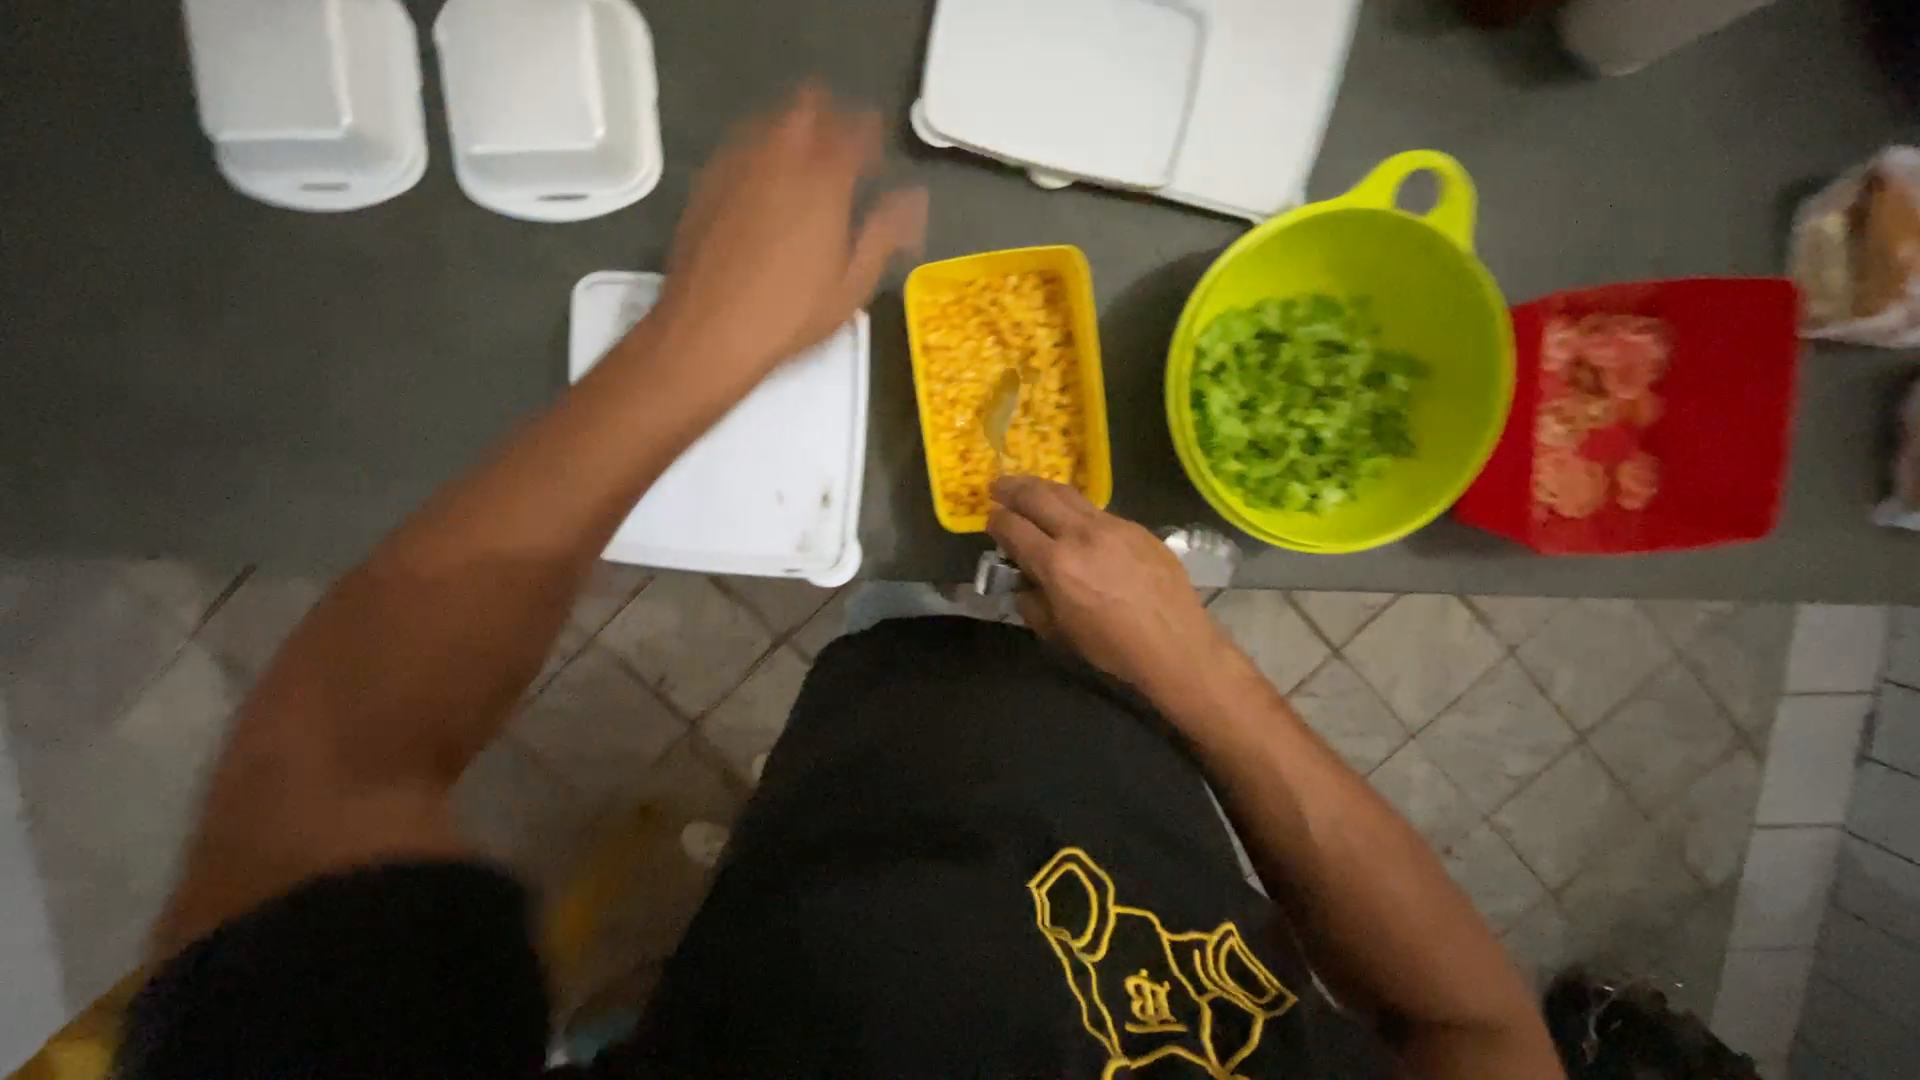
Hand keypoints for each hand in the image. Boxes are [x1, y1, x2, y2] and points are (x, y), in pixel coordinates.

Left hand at [652, 81, 927, 389]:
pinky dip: (760, 150)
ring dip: (793, 129)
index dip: (872, 135)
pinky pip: (741, 144)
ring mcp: (739, 164)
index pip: (857, 129)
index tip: (878, 157)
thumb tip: (915, 197)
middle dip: (830, 118)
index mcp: (826, 179)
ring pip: (771, 119)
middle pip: (809, 106)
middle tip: (842, 149)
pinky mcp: (709, 181)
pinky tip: (765, 183)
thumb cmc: (792, 313)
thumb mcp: (853, 283)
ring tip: (805, 162)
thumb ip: (886, 231)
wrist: (711, 328)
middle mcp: (781, 156)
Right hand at [988, 475, 1234, 700]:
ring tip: (1028, 488)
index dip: (995, 522)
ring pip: (1069, 494)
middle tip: (996, 486)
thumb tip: (1024, 584)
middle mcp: (1081, 534)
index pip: (1013, 528)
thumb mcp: (1059, 633)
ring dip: (1042, 488)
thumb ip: (1032, 602)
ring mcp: (1112, 526)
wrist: (1175, 644)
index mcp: (1057, 564)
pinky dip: (1075, 508)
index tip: (989, 520)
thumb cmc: (1113, 647)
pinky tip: (1073, 519)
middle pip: (1037, 496)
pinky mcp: (1136, 527)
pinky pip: (1097, 510)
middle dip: (1011, 488)